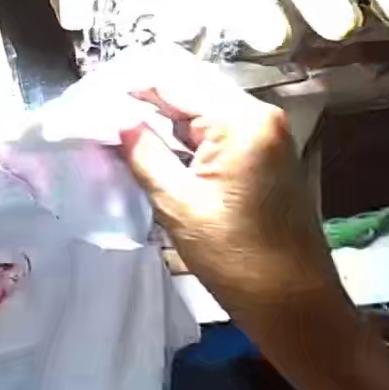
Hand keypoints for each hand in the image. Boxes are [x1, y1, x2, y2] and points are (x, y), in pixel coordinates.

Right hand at [118, 77, 361, 371]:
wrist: (295, 306)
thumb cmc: (235, 257)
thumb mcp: (177, 204)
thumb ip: (143, 153)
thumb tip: (116, 120)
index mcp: (241, 122)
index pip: (174, 83)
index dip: (130, 86)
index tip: (93, 95)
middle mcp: (259, 116)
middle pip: (190, 88)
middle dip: (145, 95)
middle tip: (101, 107)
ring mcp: (265, 134)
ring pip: (201, 107)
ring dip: (161, 114)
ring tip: (117, 121)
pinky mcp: (263, 153)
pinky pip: (214, 128)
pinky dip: (182, 132)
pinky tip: (151, 140)